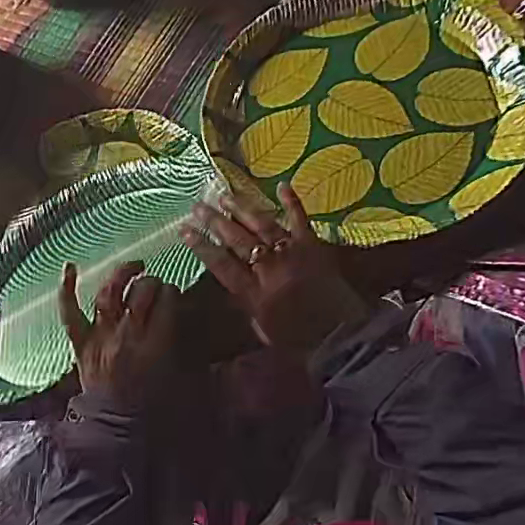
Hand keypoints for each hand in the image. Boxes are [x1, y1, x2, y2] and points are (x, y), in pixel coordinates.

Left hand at [58, 260, 180, 404]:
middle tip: (157, 287)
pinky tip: (70, 267)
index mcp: (156, 345)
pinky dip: (67, 289)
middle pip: (142, 293)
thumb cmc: (155, 406)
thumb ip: (182, 342)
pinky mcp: (81, 345)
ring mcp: (101, 338)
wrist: (117, 431)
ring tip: (135, 268)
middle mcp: (127, 336)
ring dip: (123, 275)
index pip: (168, 302)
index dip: (173, 293)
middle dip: (153, 283)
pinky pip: (70, 313)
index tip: (174, 296)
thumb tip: (182, 314)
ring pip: (110, 294)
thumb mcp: (181, 374)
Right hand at [180, 183, 370, 354]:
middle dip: (215, 221)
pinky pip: (299, 218)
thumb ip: (246, 306)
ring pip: (262, 225)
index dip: (201, 246)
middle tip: (198, 206)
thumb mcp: (263, 329)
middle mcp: (268, 268)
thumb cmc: (299, 340)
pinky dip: (291, 201)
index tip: (184, 230)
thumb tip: (231, 290)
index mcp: (253, 293)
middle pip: (236, 240)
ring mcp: (291, 253)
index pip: (220, 264)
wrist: (340, 336)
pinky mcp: (312, 245)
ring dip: (242, 209)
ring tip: (225, 196)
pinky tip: (282, 184)